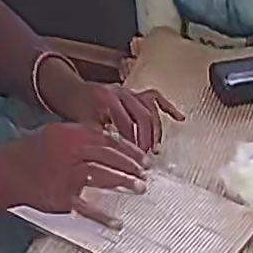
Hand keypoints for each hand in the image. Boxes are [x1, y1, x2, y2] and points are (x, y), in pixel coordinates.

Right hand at [0, 124, 146, 226]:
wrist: (5, 171)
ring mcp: (65, 176)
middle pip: (108, 157)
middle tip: (145, 173)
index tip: (142, 157)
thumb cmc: (32, 153)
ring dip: (123, 183)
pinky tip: (116, 224)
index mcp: (70, 135)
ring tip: (140, 188)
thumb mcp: (56, 134)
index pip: (106, 140)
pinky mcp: (60, 198)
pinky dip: (102, 218)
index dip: (128, 149)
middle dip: (130, 165)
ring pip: (100, 177)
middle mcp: (69, 153)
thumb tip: (110, 140)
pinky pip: (85, 209)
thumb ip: (81, 136)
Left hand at [36, 56, 185, 152]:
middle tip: (148, 157)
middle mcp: (121, 92)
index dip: (132, 144)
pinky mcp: (135, 93)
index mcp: (107, 99)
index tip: (135, 160)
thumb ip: (98, 139)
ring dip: (156, 130)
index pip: (127, 124)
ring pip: (151, 109)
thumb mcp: (84, 127)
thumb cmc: (78, 110)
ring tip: (156, 148)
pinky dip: (168, 108)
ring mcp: (130, 91)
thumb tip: (110, 158)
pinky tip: (180, 118)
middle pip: (143, 116)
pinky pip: (156, 98)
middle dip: (147, 139)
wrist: (72, 91)